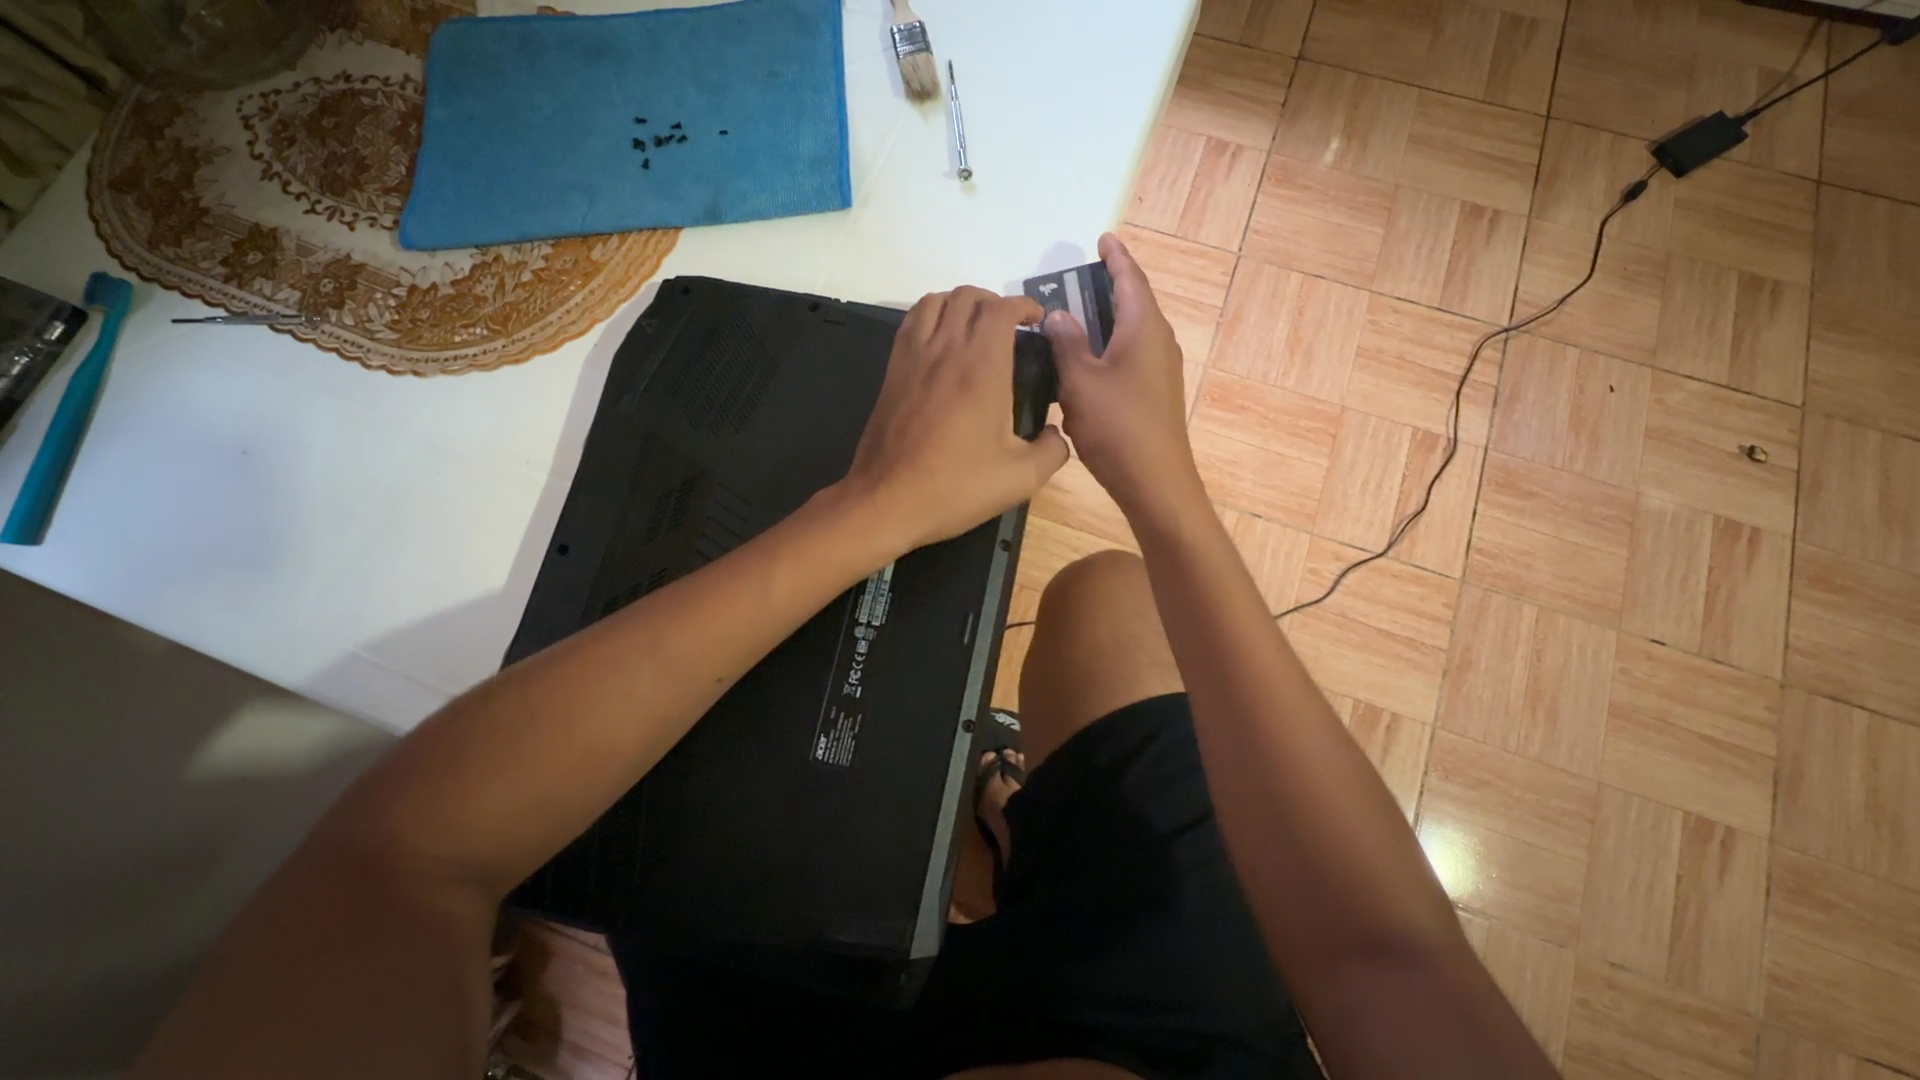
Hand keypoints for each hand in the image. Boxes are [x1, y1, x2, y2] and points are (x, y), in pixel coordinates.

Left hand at [840, 287, 1069, 552]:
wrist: (887, 501)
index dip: (1024, 305)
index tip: (1037, 320)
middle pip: (967, 296)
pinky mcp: (892, 371)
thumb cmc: (956, 488)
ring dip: (960, 303)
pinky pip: (911, 322)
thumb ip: (1052, 450)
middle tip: (1010, 327)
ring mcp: (913, 357)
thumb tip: (1056, 432)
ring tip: (975, 327)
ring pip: (935, 301)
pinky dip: (931, 316)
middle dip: (994, 301)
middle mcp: (946, 350)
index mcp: (982, 368)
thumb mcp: (1020, 479)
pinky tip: (941, 342)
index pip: (1002, 309)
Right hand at [1044, 233, 1201, 519]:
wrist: (1155, 481)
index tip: (1103, 239)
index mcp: (1143, 329)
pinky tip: (1083, 365)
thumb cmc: (1117, 426)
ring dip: (1105, 322)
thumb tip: (1059, 314)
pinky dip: (1107, 349)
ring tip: (1073, 319)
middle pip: (1133, 303)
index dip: (1115, 258)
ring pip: (1130, 333)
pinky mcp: (1155, 395)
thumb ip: (1067, 343)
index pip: (1130, 280)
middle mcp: (1158, 343)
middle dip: (1107, 288)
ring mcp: (1160, 371)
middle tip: (1076, 279)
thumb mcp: (1080, 381)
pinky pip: (1129, 358)